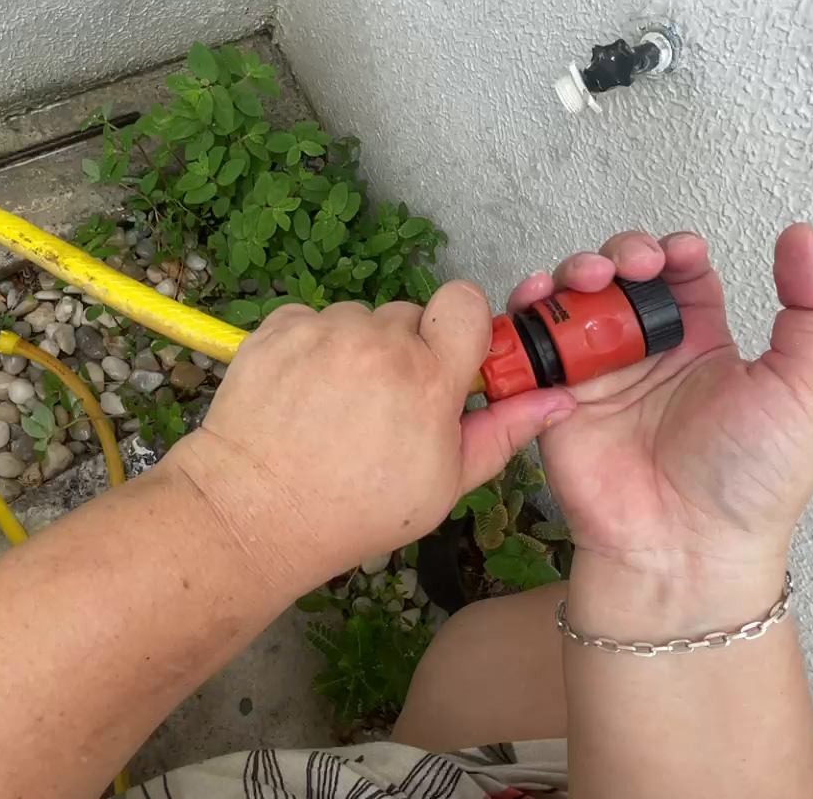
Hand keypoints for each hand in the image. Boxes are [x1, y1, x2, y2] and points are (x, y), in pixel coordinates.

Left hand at [169, 285, 575, 591]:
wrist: (255, 513)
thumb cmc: (357, 510)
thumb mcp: (444, 484)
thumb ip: (502, 432)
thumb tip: (557, 399)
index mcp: (427, 377)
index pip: (464, 300)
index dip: (459, 325)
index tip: (444, 359)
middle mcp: (376, 341)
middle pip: (407, 315)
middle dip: (403, 349)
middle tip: (381, 402)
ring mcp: (322, 329)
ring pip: (357, 319)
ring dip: (355, 348)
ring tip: (333, 404)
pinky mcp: (278, 327)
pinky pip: (311, 319)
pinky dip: (311, 344)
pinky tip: (301, 391)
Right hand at [511, 225, 812, 617]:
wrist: (682, 548)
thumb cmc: (749, 478)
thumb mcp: (804, 390)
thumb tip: (804, 235)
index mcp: (701, 341)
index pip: (680, 272)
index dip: (673, 250)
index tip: (675, 255)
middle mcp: (645, 349)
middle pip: (619, 276)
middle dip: (617, 254)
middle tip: (624, 268)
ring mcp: (596, 370)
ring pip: (572, 298)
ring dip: (571, 272)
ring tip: (583, 281)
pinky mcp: (554, 393)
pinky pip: (532, 341)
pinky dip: (526, 311)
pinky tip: (536, 299)